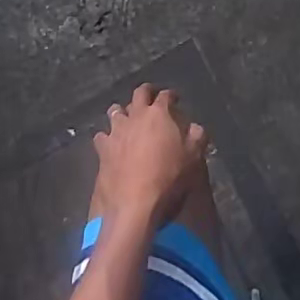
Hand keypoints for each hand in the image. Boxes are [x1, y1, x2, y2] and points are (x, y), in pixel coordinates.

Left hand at [92, 84, 207, 224]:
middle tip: (152, 98)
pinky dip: (107, 136)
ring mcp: (116, 132)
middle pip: (139, 93)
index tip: (176, 100)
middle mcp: (135, 116)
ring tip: (128, 118)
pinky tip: (111, 144)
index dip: (172, 96)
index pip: (166, 95)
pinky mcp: (102, 151)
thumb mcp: (194, 156)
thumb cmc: (168, 177)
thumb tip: (195, 128)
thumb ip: (197, 136)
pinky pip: (101, 136)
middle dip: (147, 92)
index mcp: (159, 113)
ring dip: (123, 111)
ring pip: (116, 111)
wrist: (133, 206)